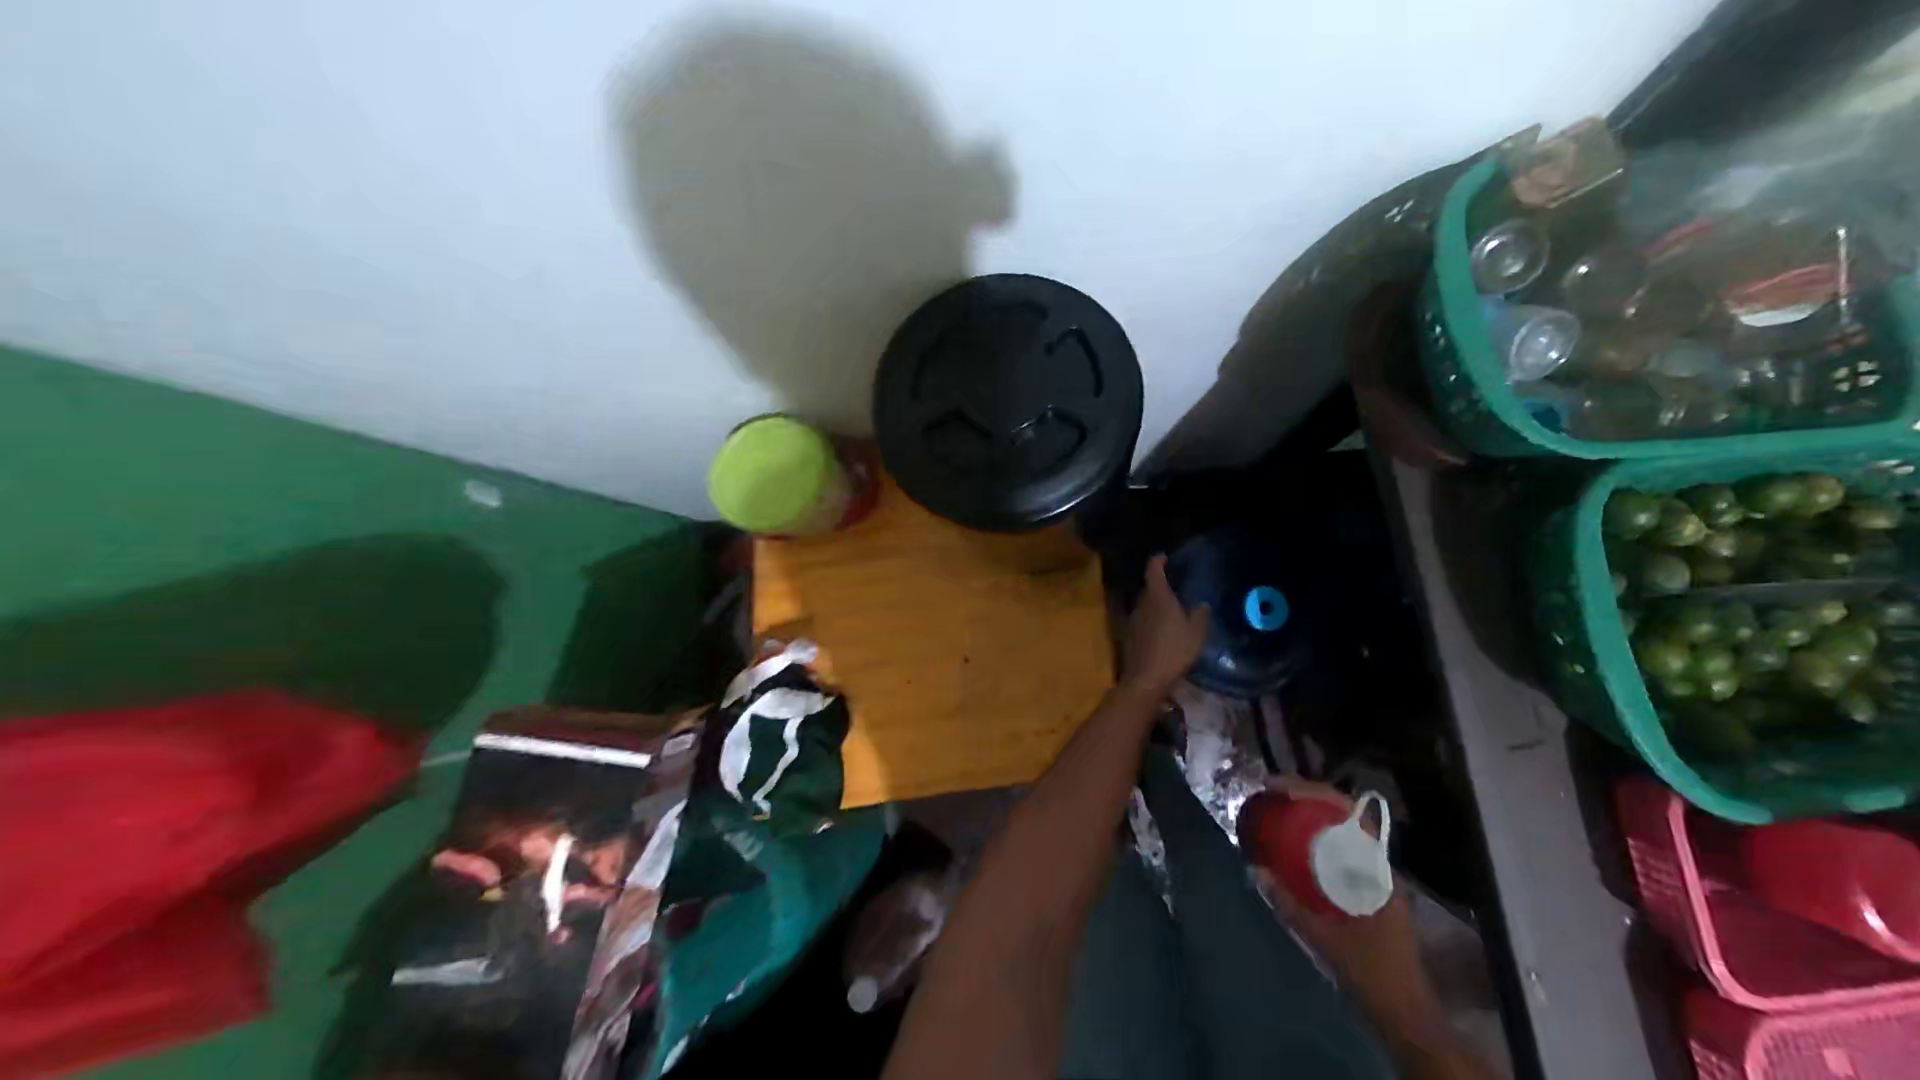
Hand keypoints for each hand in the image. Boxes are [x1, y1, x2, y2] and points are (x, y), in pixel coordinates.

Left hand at [1120, 554, 1209, 696]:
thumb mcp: (1196, 633)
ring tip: (1172, 609)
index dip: (1158, 561)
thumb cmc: (1174, 651)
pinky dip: (1152, 618)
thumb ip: (1199, 615)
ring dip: (1156, 603)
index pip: (1153, 570)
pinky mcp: (1129, 634)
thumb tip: (1200, 604)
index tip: (1165, 557)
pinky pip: (1142, 619)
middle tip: (1176, 586)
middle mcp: (1141, 604)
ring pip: (1145, 604)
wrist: (1146, 678)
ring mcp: (1133, 619)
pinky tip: (1163, 629)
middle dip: (1160, 585)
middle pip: (1149, 587)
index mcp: (1157, 597)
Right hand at [1255, 779, 1445, 1042]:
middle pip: (1343, 815)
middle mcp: (1380, 867)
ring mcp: (1376, 878)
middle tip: (1270, 792)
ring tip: (1277, 808)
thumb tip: (1255, 869)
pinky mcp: (1368, 891)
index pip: (1348, 813)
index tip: (1279, 788)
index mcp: (1377, 872)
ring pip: (1341, 830)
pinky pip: (1339, 851)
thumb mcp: (1325, 940)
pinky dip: (1314, 838)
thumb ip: (1289, 905)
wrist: (1408, 1017)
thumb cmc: (1373, 975)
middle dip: (1306, 796)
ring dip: (1310, 814)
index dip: (1313, 792)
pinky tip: (1292, 844)